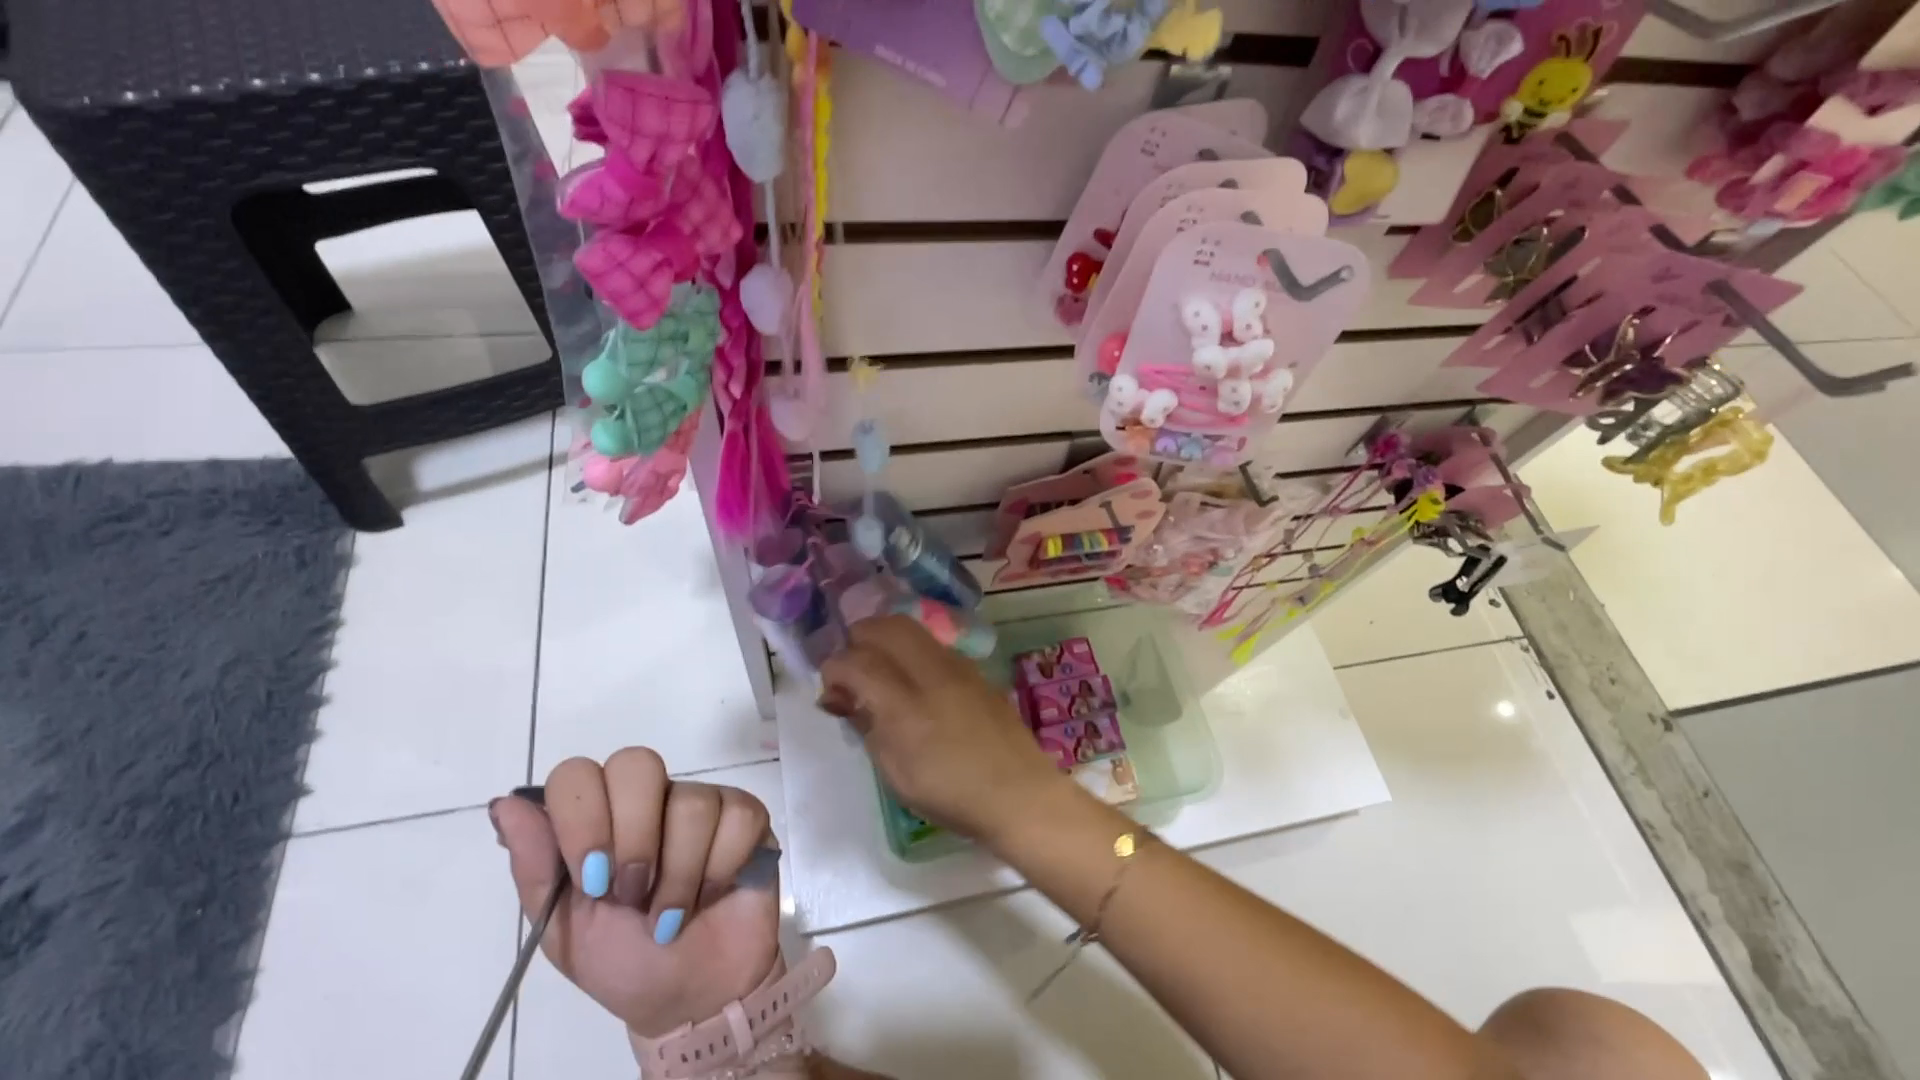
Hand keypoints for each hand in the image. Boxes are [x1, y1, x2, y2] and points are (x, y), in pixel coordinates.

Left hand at [492, 750, 780, 1037]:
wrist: (688, 997)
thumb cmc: (621, 962)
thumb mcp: (562, 928)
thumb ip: (535, 866)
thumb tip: (503, 803)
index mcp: (598, 815)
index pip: (578, 773)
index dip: (584, 819)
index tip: (591, 881)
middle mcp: (649, 798)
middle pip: (637, 764)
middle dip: (634, 836)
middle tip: (632, 892)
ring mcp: (701, 803)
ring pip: (692, 802)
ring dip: (679, 874)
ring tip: (672, 913)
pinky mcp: (747, 818)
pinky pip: (738, 816)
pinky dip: (720, 867)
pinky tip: (712, 894)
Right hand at [818, 615, 1069, 843]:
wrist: (1019, 794)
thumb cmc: (950, 794)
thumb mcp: (895, 772)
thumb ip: (866, 725)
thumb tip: (842, 696)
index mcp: (904, 704)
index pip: (855, 660)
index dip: (833, 671)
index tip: (832, 694)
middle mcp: (931, 672)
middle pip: (884, 627)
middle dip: (858, 641)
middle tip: (853, 675)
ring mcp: (958, 667)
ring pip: (911, 629)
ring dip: (886, 642)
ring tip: (882, 676)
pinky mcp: (975, 671)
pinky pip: (934, 646)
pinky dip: (912, 653)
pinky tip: (914, 685)